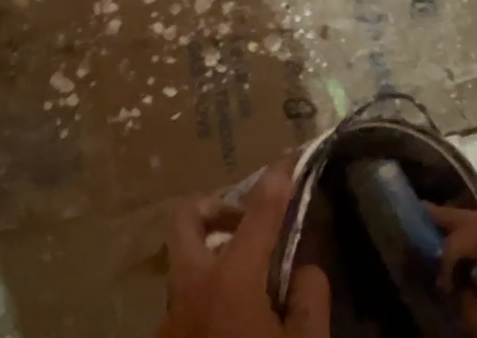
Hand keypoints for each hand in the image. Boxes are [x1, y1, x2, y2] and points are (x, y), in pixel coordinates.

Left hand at [158, 165, 329, 337]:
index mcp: (231, 277)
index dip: (279, 177)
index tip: (291, 156)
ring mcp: (171, 310)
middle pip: (188, 216)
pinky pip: (186, 294)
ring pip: (185, 259)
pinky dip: (209, 288)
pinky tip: (235, 311)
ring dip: (213, 252)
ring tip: (249, 274)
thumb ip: (310, 297)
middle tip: (245, 221)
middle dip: (216, 207)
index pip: (260, 209)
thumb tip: (303, 270)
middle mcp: (193, 283)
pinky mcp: (166, 334)